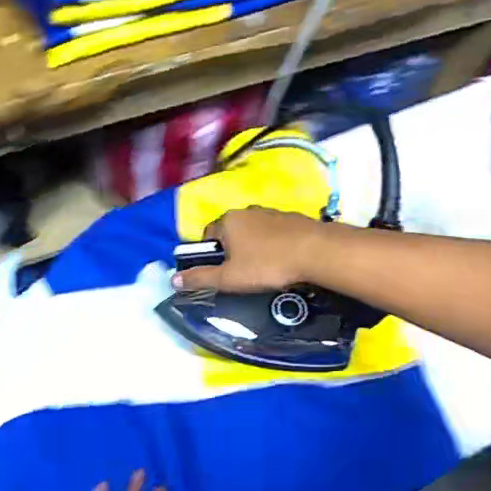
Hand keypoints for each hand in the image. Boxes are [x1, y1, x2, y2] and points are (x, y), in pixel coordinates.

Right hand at [172, 206, 336, 293]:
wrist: (316, 251)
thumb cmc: (267, 265)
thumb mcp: (230, 278)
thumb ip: (201, 278)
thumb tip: (173, 280)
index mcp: (228, 221)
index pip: (208, 234)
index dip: (211, 254)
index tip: (220, 272)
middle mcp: (247, 210)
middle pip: (231, 232)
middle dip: (233, 250)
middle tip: (242, 274)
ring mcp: (271, 212)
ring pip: (254, 231)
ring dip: (255, 247)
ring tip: (265, 269)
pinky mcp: (293, 218)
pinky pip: (275, 232)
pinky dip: (275, 244)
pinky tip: (284, 261)